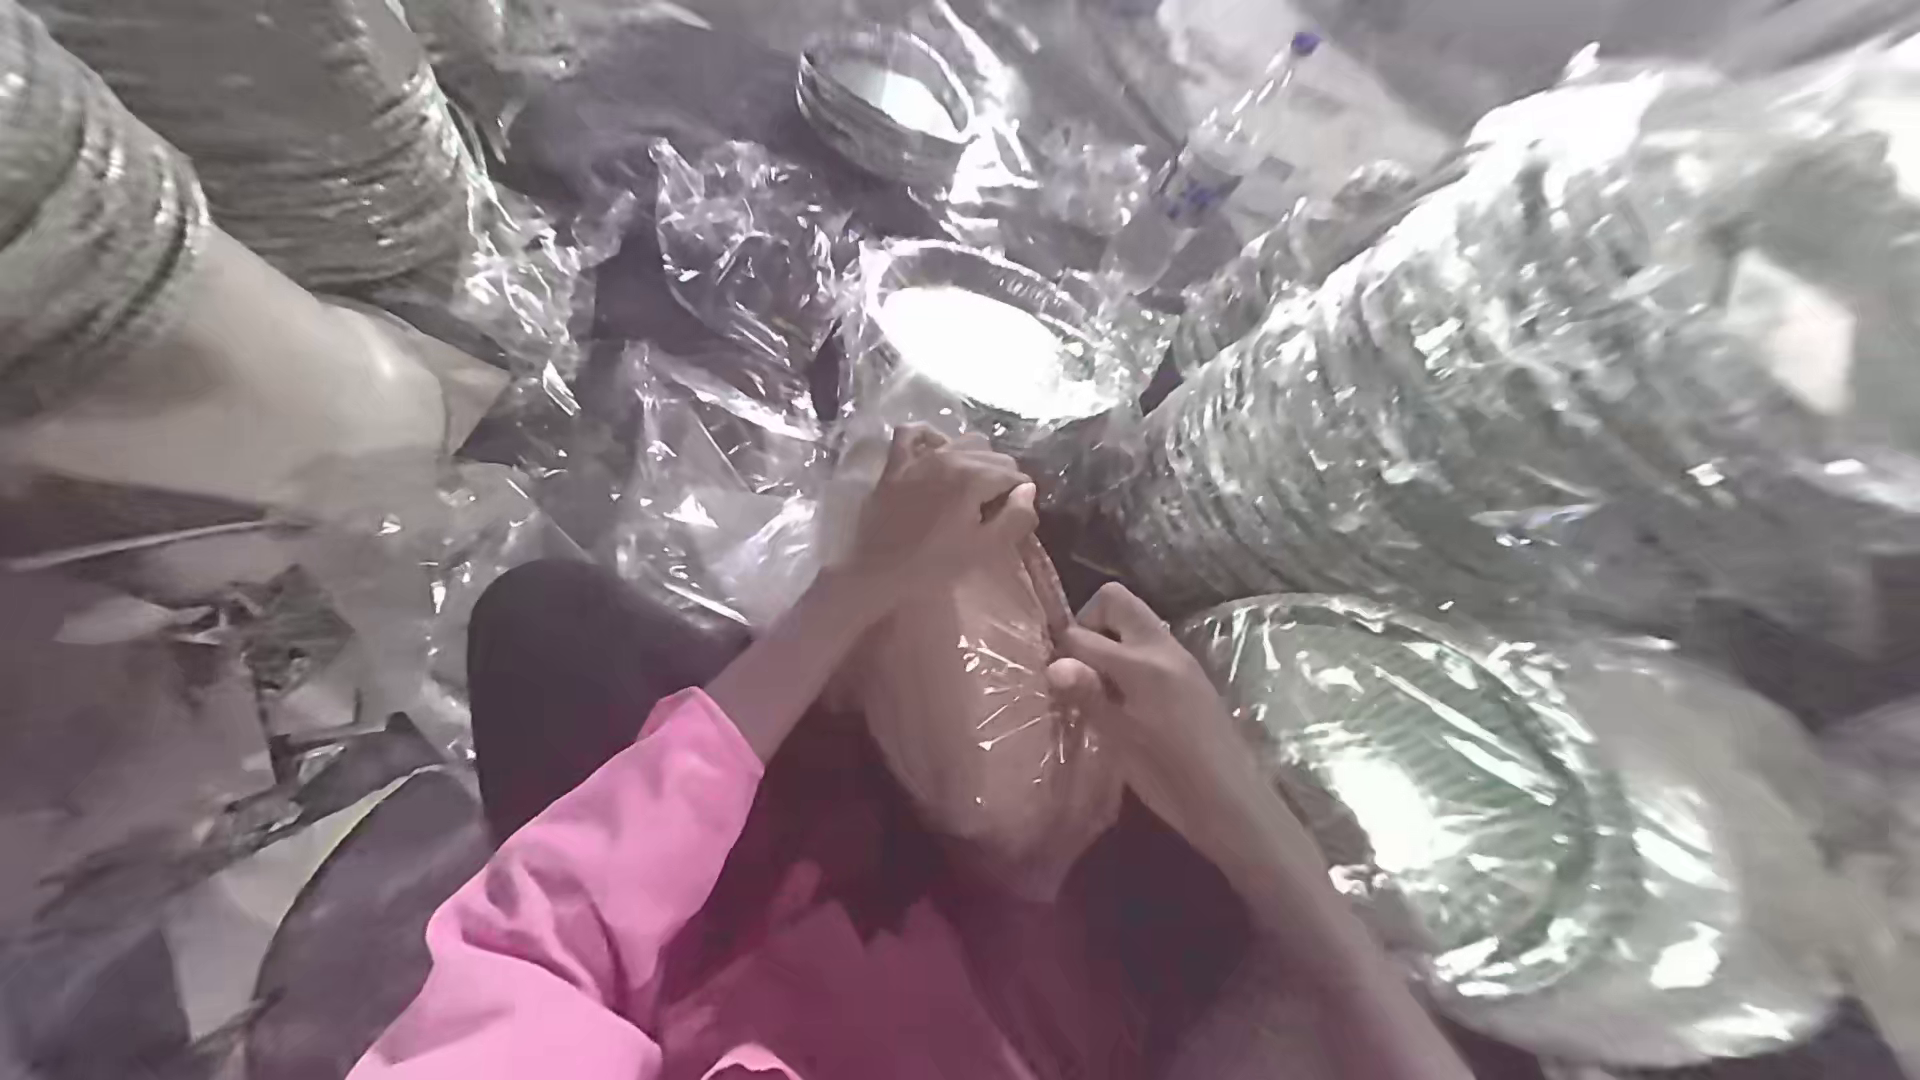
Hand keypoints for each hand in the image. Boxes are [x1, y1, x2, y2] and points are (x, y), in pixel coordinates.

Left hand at [840, 424, 1037, 602]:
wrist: (876, 573)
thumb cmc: (933, 566)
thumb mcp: (984, 548)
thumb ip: (1016, 517)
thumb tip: (1029, 491)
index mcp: (974, 477)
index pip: (1015, 475)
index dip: (1019, 498)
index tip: (1010, 520)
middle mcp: (949, 457)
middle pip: (993, 456)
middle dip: (1001, 479)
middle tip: (993, 511)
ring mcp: (919, 457)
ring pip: (963, 441)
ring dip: (975, 459)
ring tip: (971, 489)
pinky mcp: (895, 464)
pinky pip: (914, 433)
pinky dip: (931, 438)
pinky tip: (937, 452)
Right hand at [1046, 583, 1266, 846]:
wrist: (1232, 803)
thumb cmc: (1169, 777)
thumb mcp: (1119, 739)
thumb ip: (1087, 694)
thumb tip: (1052, 664)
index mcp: (1141, 664)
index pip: (1084, 635)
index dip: (1061, 650)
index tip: (1051, 674)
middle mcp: (1162, 647)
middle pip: (1116, 600)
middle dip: (1088, 621)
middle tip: (1078, 664)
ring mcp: (1179, 656)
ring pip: (1134, 619)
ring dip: (1109, 636)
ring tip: (1096, 682)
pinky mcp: (1188, 671)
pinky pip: (1149, 641)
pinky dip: (1127, 653)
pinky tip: (1122, 694)